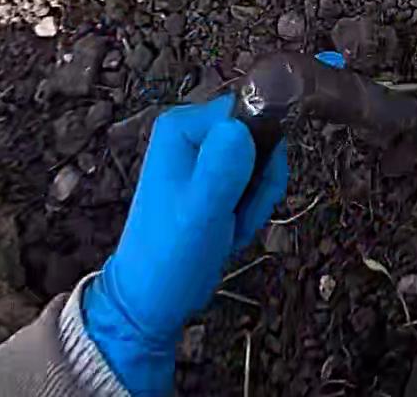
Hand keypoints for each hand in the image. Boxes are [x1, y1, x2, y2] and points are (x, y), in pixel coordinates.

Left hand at [83, 94, 287, 395]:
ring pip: (266, 155)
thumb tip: (244, 126)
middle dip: (262, 176)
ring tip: (233, 223)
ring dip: (259, 194)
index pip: (251, 111)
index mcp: (183, 125)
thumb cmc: (170, 257)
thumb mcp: (199, 212)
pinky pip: (260, 173)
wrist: (151, 305)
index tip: (245, 187)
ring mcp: (207, 150)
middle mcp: (195, 129)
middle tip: (240, 211)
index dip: (259, 148)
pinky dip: (255, 203)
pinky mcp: (218, 172)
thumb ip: (222, 166)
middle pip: (262, 132)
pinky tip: (234, 225)